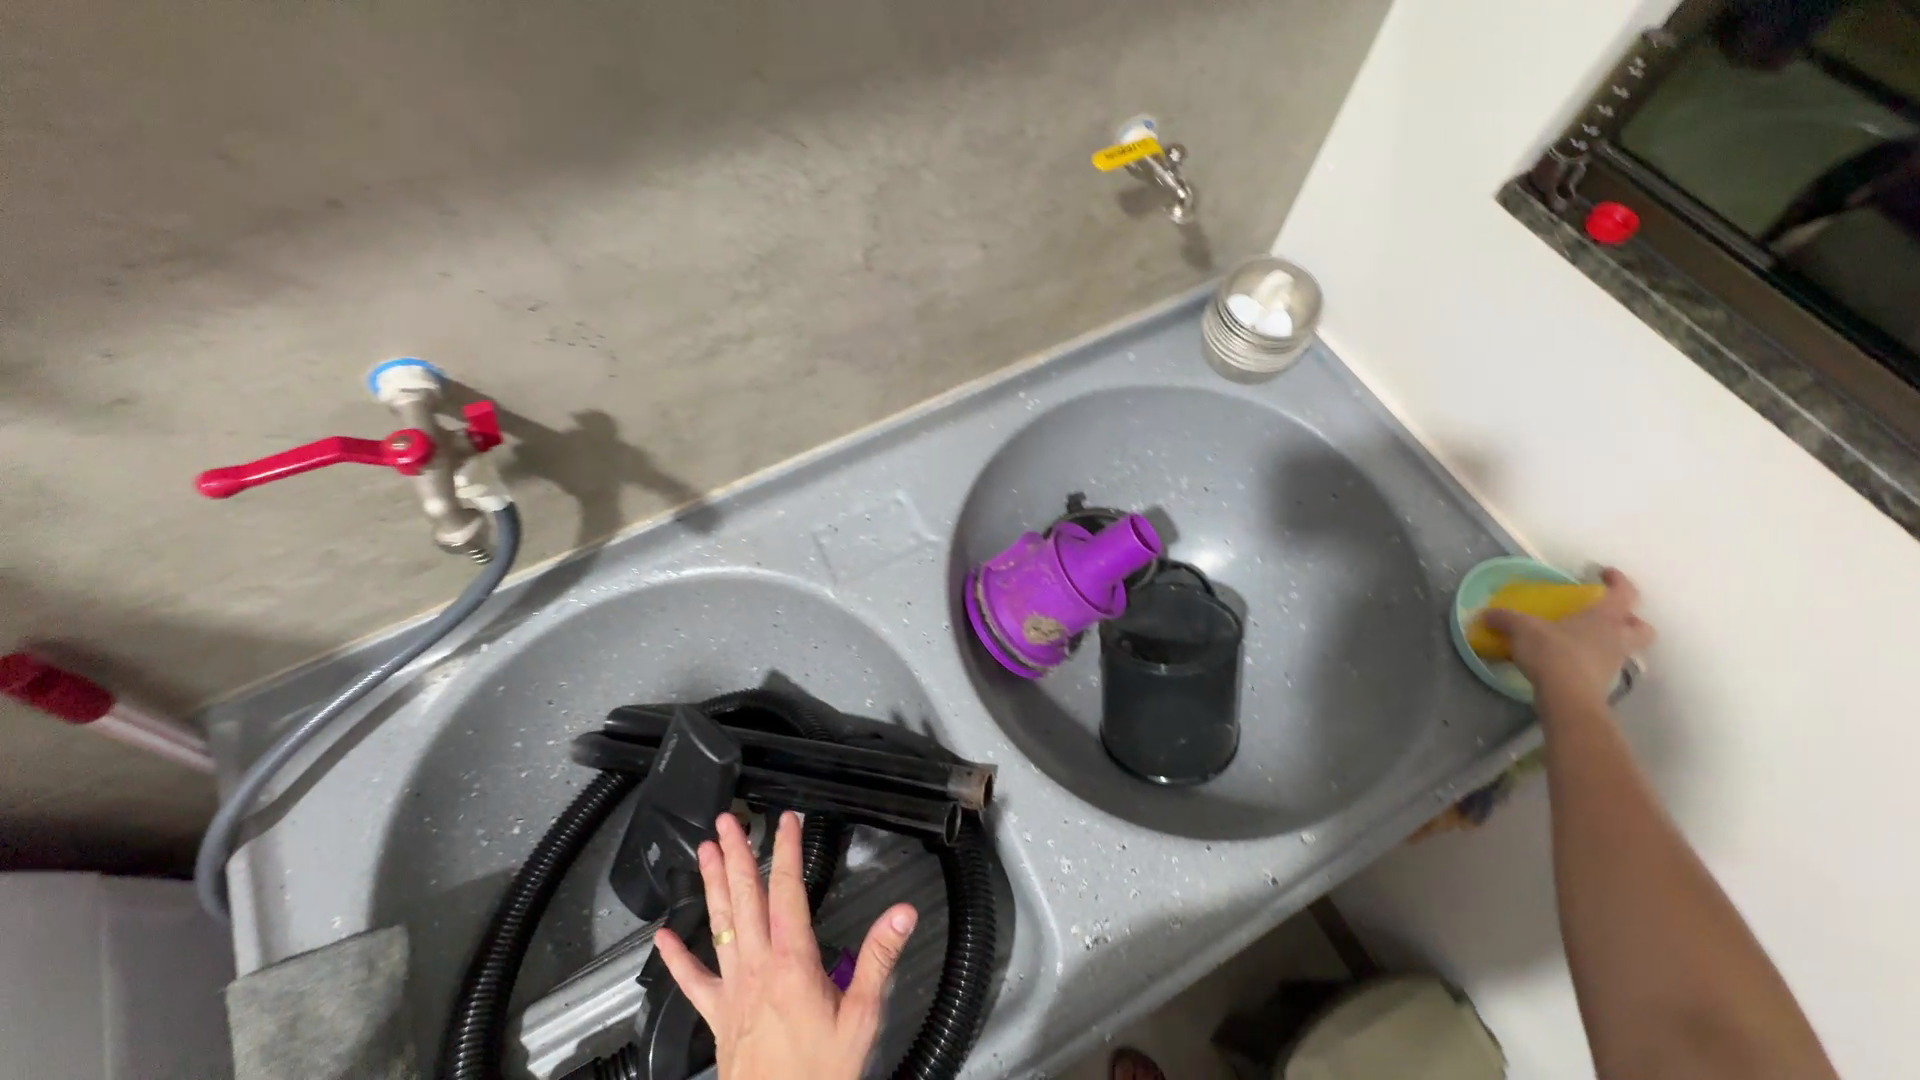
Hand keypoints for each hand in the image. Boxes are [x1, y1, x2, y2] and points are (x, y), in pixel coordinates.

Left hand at [654, 810, 918, 1079]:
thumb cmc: (823, 1072)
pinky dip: (675, 958)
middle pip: (744, 898)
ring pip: (719, 926)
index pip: (787, 891)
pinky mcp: (718, 1016)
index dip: (786, 850)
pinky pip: (692, 982)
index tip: (785, 820)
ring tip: (704, 851)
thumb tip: (903, 913)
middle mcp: (757, 968)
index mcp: (793, 962)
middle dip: (737, 855)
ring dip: (712, 884)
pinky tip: (662, 937)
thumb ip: (879, 959)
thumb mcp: (863, 1016)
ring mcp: (732, 990)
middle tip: (728, 822)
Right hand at [1483, 567, 1654, 710]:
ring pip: (1625, 647)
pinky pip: (1604, 665)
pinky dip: (1592, 660)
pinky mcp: (1603, 682)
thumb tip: (1487, 614)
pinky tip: (1569, 659)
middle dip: (1630, 619)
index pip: (1625, 593)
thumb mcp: (1523, 629)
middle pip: (1641, 626)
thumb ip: (1506, 619)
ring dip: (1611, 641)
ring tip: (1582, 639)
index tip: (1605, 573)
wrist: (1567, 697)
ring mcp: (1613, 661)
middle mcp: (1617, 637)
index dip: (1618, 581)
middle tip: (1609, 615)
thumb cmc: (1553, 653)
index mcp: (1605, 617)